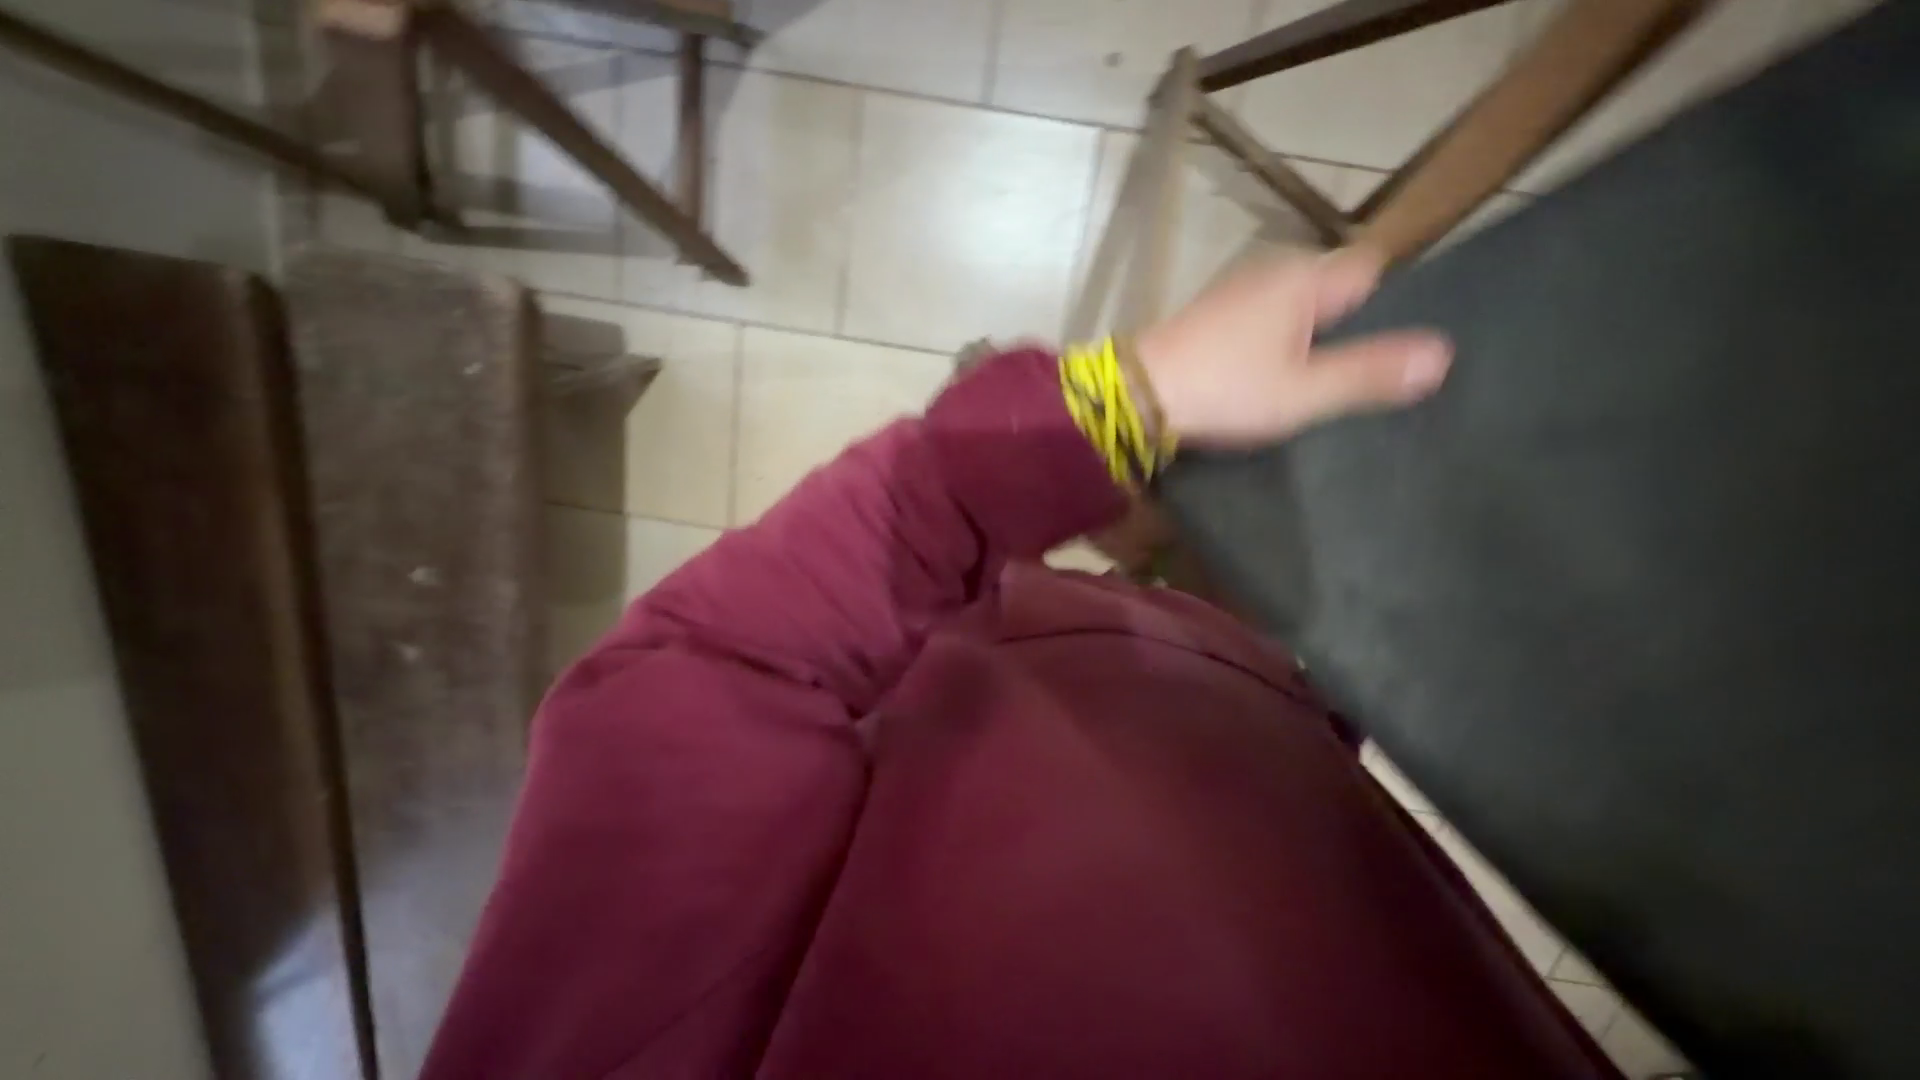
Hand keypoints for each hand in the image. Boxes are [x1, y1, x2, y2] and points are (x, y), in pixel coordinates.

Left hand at [1136, 247, 1451, 445]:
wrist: (1136, 396)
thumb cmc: (1223, 390)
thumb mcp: (1304, 391)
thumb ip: (1369, 372)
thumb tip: (1441, 354)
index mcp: (1303, 276)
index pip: (1372, 268)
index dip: (1389, 304)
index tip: (1390, 347)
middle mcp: (1272, 269)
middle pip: (1335, 286)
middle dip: (1350, 323)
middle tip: (1360, 374)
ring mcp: (1238, 288)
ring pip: (1299, 305)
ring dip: (1311, 336)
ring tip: (1320, 380)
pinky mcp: (1214, 312)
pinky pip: (1267, 318)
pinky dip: (1278, 340)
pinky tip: (1274, 375)